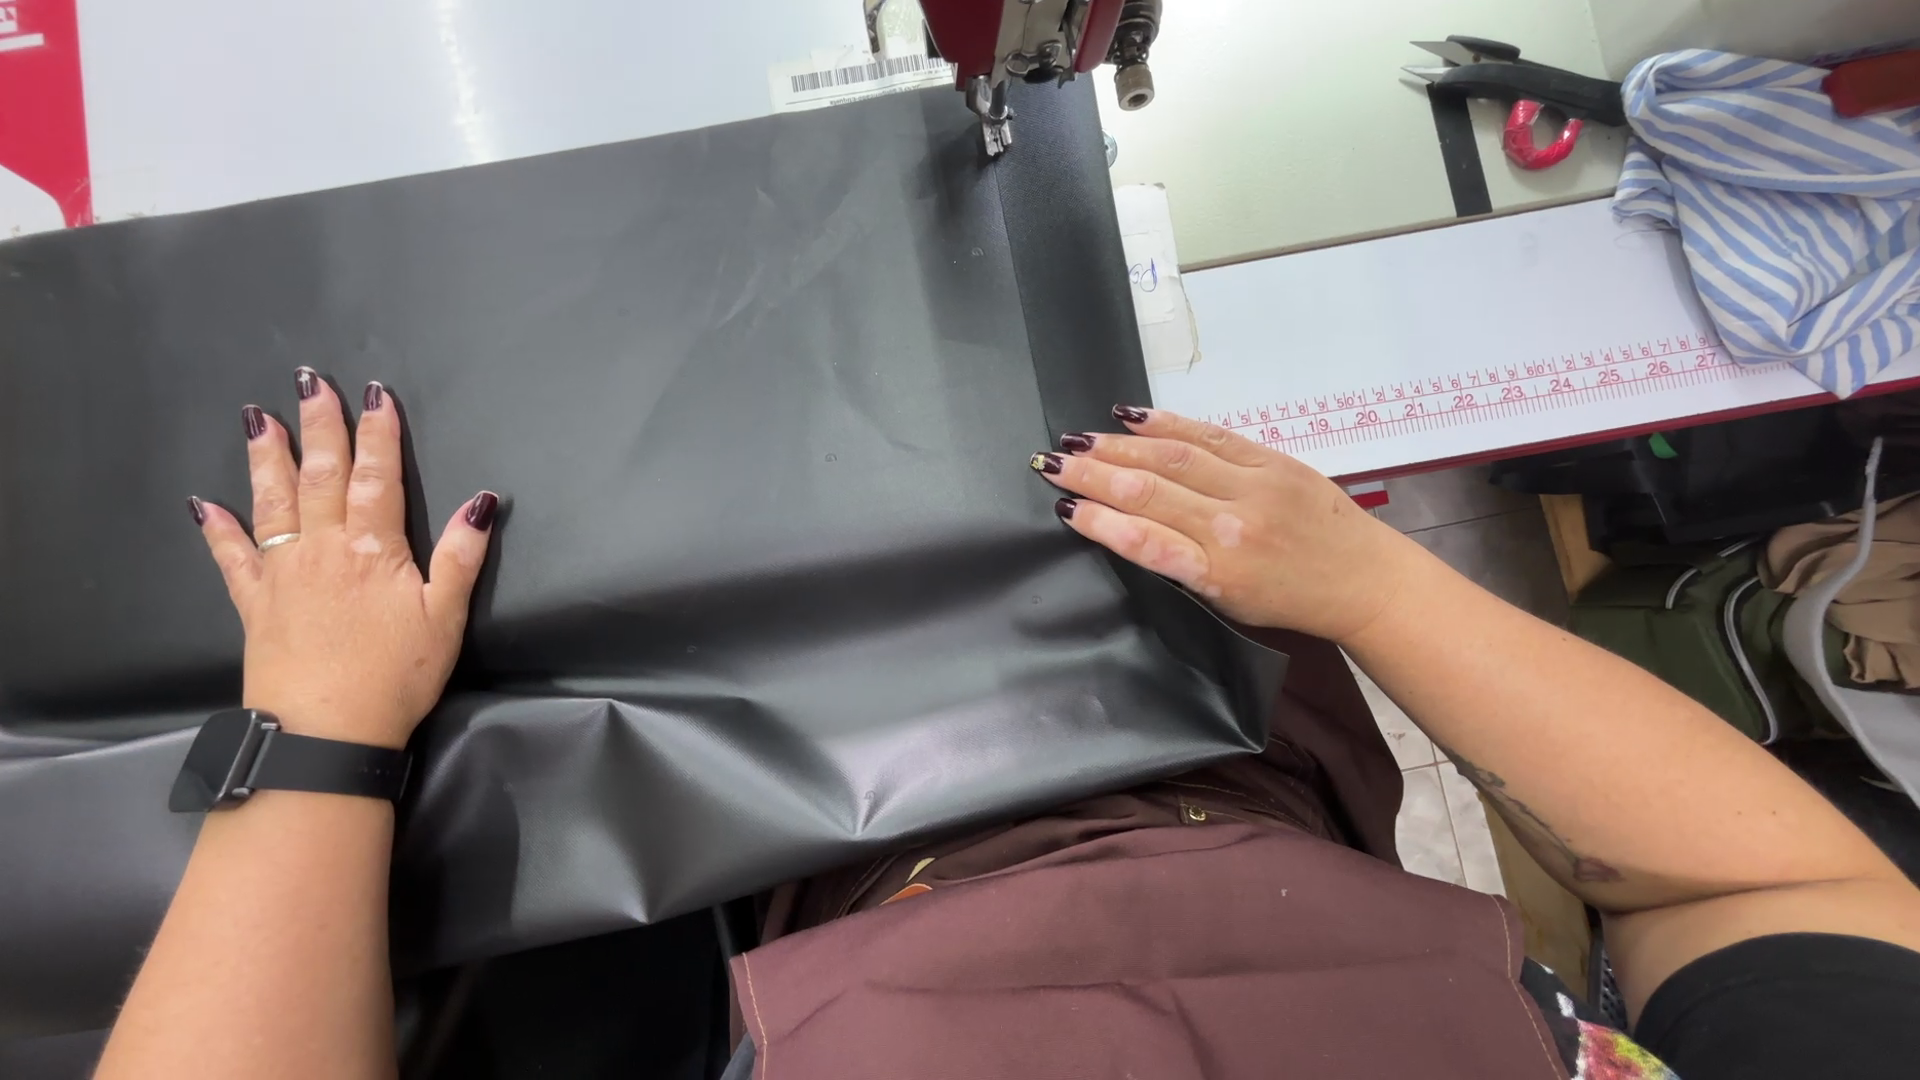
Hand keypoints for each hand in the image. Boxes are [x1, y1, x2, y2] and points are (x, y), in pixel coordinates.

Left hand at [188, 369, 497, 748]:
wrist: (326, 729)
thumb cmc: (399, 671)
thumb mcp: (447, 614)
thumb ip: (462, 554)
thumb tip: (482, 500)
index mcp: (373, 549)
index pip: (378, 479)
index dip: (379, 435)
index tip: (376, 395)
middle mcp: (322, 549)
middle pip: (322, 477)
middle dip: (321, 428)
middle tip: (312, 383)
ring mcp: (282, 573)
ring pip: (275, 503)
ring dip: (270, 459)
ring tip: (261, 420)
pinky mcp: (255, 602)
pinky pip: (232, 556)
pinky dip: (218, 528)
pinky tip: (204, 503)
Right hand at [1030, 406, 1426, 642]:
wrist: (1363, 579)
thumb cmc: (1287, 602)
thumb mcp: (1226, 602)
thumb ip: (1179, 565)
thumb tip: (1125, 525)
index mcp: (1219, 570)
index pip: (1145, 541)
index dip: (1100, 522)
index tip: (1064, 508)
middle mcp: (1232, 524)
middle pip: (1149, 492)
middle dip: (1093, 475)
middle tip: (1050, 462)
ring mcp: (1254, 484)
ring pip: (1172, 458)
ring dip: (1117, 447)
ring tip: (1077, 440)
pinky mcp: (1271, 458)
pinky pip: (1209, 435)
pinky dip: (1165, 424)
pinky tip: (1129, 416)